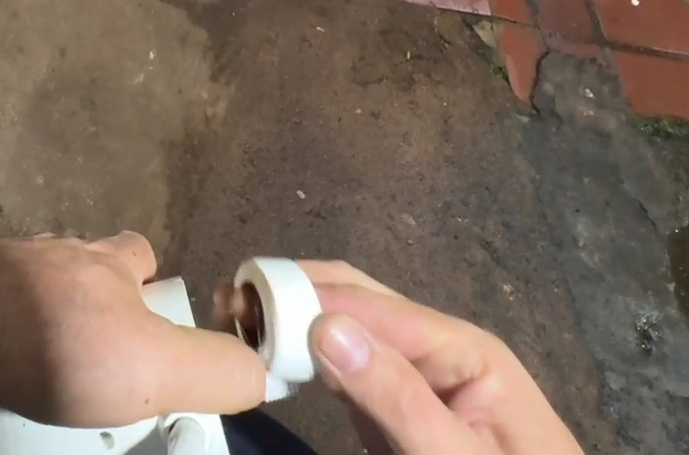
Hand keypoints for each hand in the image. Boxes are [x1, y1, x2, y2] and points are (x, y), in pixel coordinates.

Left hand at [0, 233, 269, 426]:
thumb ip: (215, 369)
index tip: (146, 313)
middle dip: (94, 289)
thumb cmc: (67, 342)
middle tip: (95, 339)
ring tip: (47, 351)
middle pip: (84, 259)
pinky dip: (3, 316)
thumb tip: (256, 372)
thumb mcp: (159, 366)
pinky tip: (1, 349)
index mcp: (107, 263)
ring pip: (38, 276)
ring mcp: (9, 263)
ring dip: (47, 304)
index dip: (148, 280)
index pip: (138, 253)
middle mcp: (59, 252)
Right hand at [221, 262, 580, 454]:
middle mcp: (433, 344)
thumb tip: (324, 325)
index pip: (368, 304)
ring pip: (340, 320)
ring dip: (288, 312)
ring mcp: (413, 370)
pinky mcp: (396, 398)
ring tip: (233, 315)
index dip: (302, 298)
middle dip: (289, 288)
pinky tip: (267, 348)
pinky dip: (301, 348)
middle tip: (228, 299)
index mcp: (460, 346)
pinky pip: (342, 359)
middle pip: (352, 294)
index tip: (242, 305)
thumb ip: (399, 398)